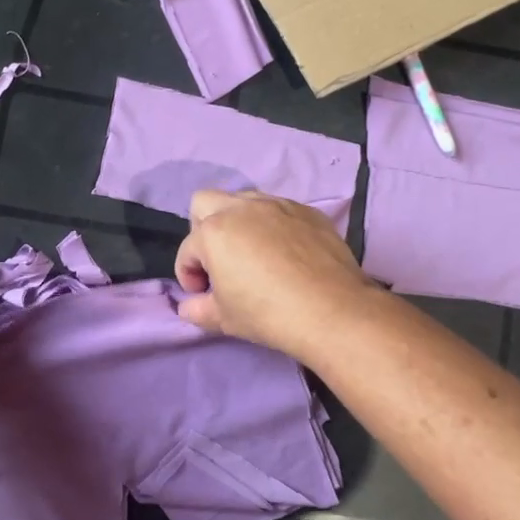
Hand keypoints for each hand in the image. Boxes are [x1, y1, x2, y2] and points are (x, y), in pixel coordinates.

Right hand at [174, 190, 382, 359]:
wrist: (332, 311)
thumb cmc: (267, 314)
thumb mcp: (223, 319)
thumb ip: (197, 309)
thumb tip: (190, 306)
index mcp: (213, 231)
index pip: (186, 251)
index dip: (188, 276)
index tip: (203, 296)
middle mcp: (241, 208)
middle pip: (204, 202)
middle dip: (202, 230)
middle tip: (219, 261)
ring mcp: (277, 205)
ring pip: (244, 200)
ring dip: (238, 223)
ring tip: (253, 255)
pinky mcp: (307, 211)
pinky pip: (279, 210)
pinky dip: (272, 226)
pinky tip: (286, 255)